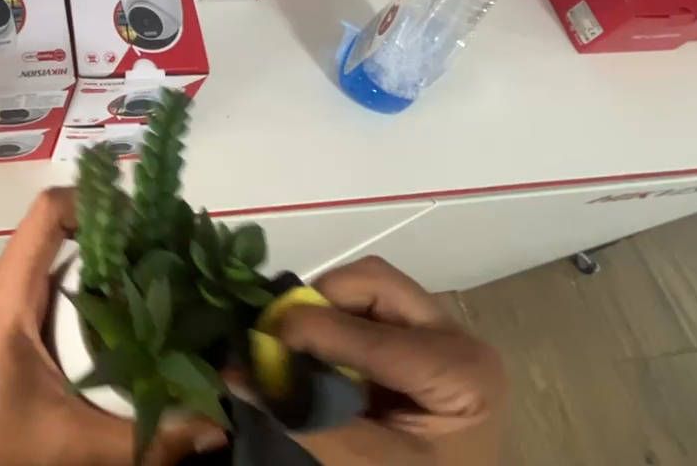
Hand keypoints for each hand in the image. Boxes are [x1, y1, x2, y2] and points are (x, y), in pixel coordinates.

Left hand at [0, 188, 226, 465]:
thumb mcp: (74, 442)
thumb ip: (146, 438)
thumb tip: (216, 426)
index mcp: (14, 291)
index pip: (50, 210)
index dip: (96, 199)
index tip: (144, 220)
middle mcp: (11, 281)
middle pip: (62, 224)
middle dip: (114, 229)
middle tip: (166, 248)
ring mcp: (12, 297)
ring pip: (60, 250)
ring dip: (106, 253)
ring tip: (156, 270)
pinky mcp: (17, 316)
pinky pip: (57, 277)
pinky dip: (92, 279)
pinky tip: (127, 306)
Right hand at [274, 256, 505, 465]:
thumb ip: (305, 415)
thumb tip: (234, 370)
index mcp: (461, 375)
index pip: (375, 335)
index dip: (312, 328)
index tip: (259, 340)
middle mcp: (458, 338)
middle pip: (375, 282)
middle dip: (320, 299)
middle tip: (283, 336)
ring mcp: (445, 332)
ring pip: (371, 282)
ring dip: (326, 304)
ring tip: (300, 345)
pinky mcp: (426, 335)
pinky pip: (372, 302)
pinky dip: (337, 315)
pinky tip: (321, 350)